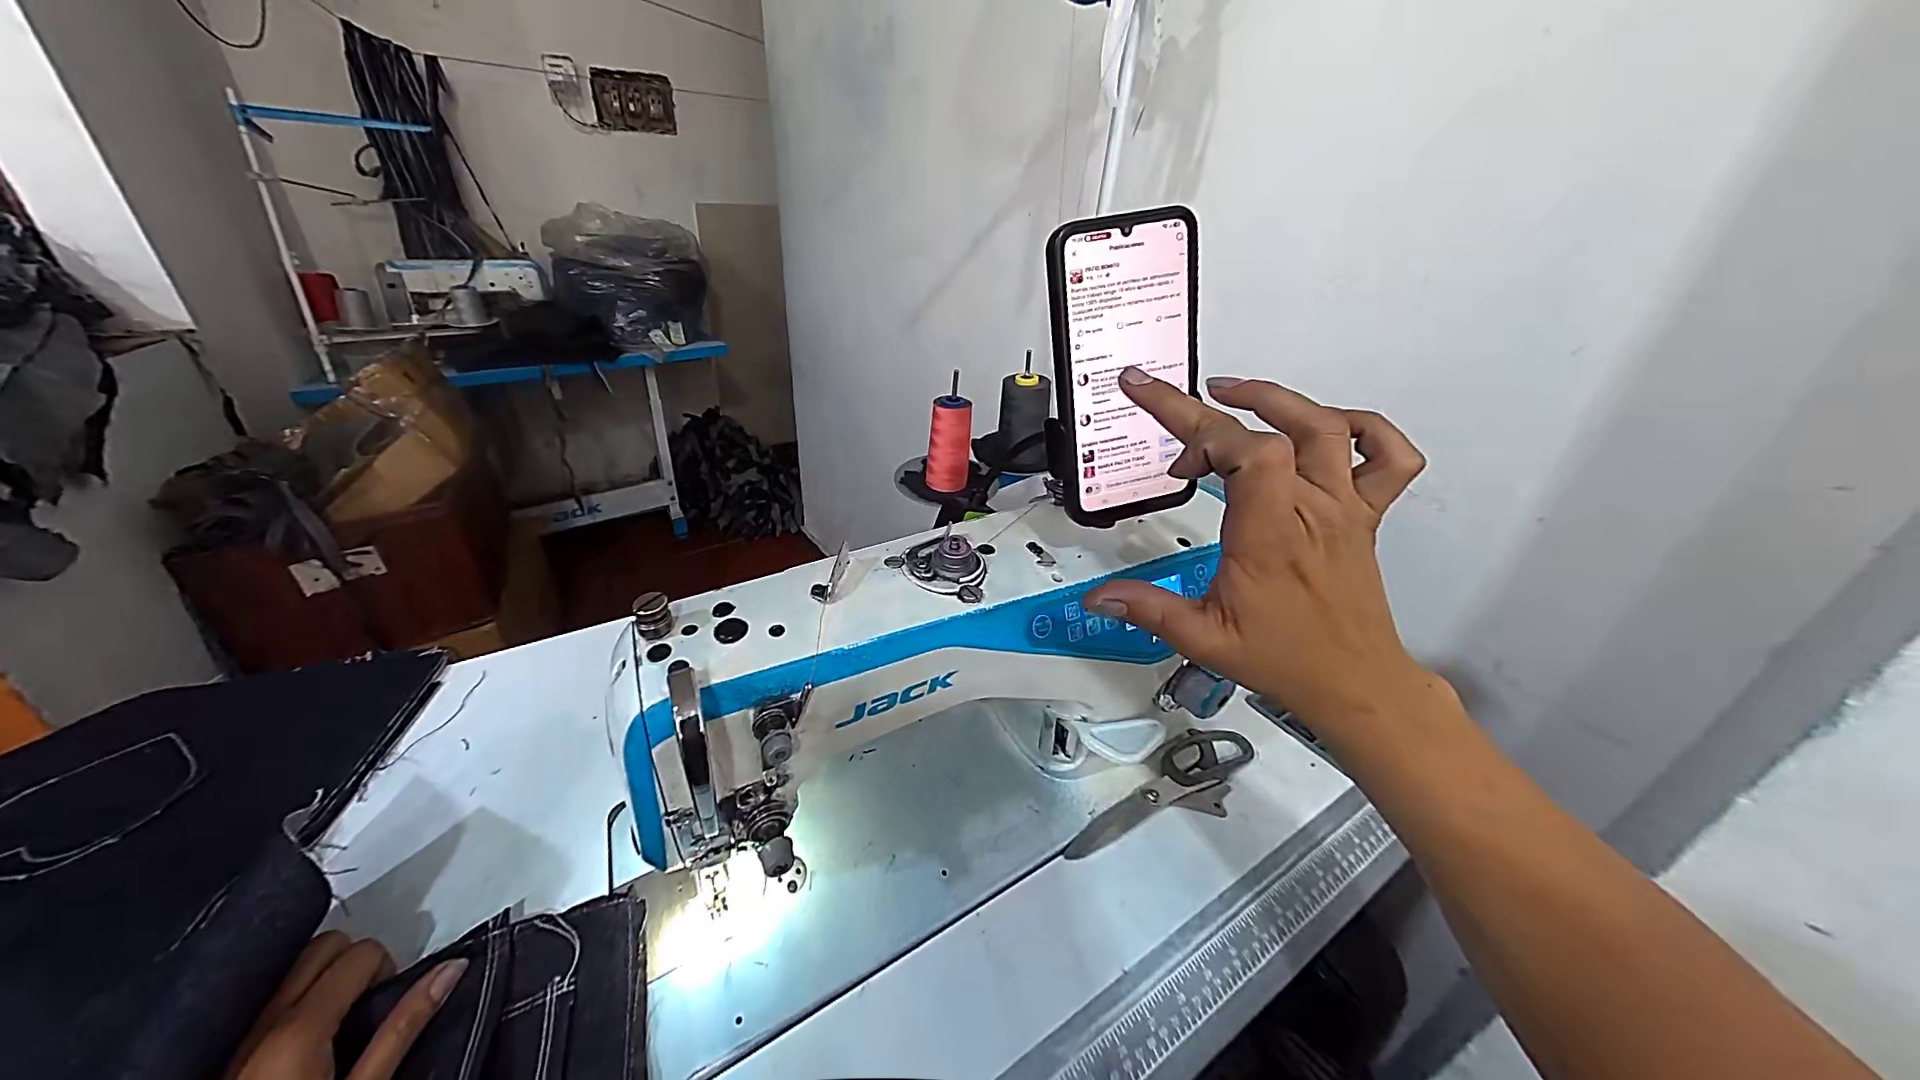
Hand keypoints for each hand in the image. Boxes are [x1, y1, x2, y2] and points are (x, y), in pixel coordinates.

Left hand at [226, 931, 467, 1079]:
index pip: (361, 953)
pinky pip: (260, 1001)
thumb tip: (452, 968)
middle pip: (322, 947)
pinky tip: (297, 1038)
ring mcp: (231, 1041)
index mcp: (299, 1029)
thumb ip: (405, 1025)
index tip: (387, 1002)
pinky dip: (288, 1000)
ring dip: (319, 977)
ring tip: (333, 1019)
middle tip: (365, 1003)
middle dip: (353, 962)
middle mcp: (260, 1025)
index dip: (386, 968)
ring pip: (288, 968)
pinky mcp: (216, 1058)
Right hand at [1084, 367, 1430, 732]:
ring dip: (1279, 401)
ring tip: (1236, 394)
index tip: (1156, 413)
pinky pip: (1388, 456)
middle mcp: (1312, 511)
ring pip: (1329, 428)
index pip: (1241, 451)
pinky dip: (1364, 427)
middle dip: (1219, 409)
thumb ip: (1148, 610)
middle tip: (1182, 406)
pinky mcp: (1363, 515)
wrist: (1354, 682)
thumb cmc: (1289, 659)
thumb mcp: (1203, 638)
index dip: (1193, 423)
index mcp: (1269, 534)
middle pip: (1276, 429)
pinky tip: (1327, 425)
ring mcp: (1344, 508)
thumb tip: (1102, 597)